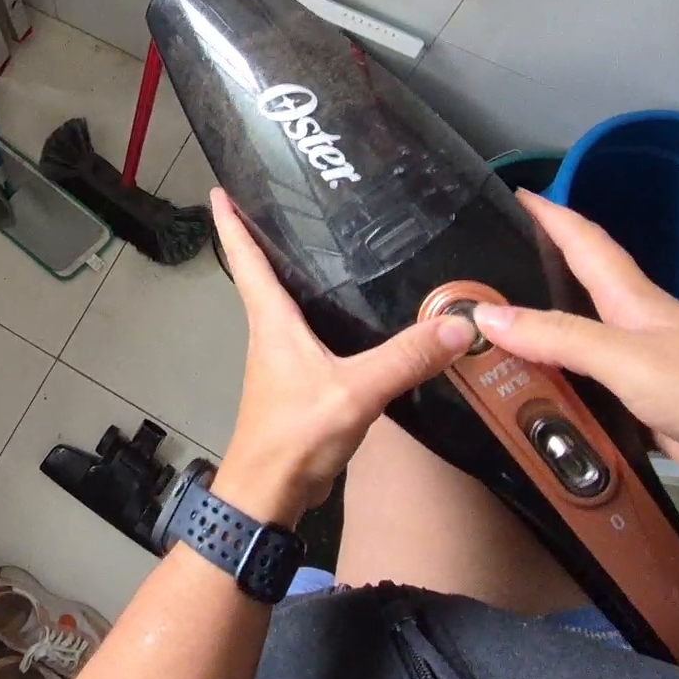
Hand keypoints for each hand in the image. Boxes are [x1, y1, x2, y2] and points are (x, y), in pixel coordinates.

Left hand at [209, 187, 472, 525]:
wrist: (269, 491)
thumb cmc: (295, 433)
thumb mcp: (354, 391)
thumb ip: (404, 358)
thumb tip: (458, 322)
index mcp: (270, 320)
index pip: (244, 258)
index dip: (230, 222)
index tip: (220, 187)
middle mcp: (269, 329)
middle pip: (259, 271)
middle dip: (262, 234)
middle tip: (283, 197)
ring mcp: (279, 354)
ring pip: (279, 299)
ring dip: (287, 268)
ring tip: (316, 239)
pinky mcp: (294, 376)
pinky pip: (302, 326)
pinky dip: (312, 304)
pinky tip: (342, 305)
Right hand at [471, 190, 678, 530]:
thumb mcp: (633, 361)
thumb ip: (559, 338)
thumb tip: (483, 314)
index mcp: (635, 304)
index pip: (585, 244)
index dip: (551, 215)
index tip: (516, 192)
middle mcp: (636, 334)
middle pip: (570, 300)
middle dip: (526, 283)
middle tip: (472, 285)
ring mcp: (646, 379)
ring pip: (574, 354)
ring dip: (531, 352)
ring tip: (478, 351)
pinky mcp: (653, 422)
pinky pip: (588, 402)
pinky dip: (555, 400)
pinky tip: (529, 410)